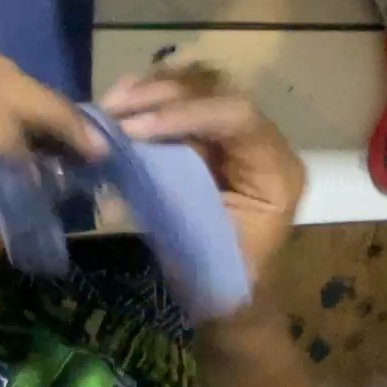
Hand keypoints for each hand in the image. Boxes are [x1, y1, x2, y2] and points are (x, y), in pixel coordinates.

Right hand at [100, 66, 305, 291]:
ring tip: (110, 105)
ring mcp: (237, 137)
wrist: (228, 298)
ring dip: (149, 91)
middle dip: (160, 95)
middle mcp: (263, 144)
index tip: (134, 129)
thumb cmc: (219, 280)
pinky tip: (116, 104)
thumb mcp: (200, 243)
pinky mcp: (212, 138)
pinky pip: (181, 103)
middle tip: (112, 111)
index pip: (237, 117)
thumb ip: (173, 193)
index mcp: (276, 172)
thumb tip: (127, 152)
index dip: (184, 114)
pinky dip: (147, 100)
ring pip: (197, 89)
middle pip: (216, 92)